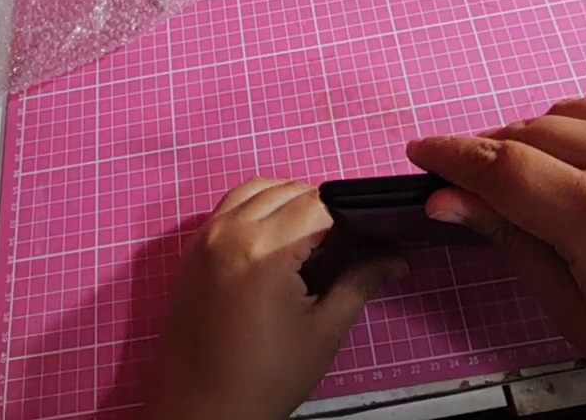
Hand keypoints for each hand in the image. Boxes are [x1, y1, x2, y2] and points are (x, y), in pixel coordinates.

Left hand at [148, 179, 406, 419]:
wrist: (200, 414)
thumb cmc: (263, 380)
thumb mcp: (322, 332)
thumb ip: (358, 283)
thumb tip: (394, 260)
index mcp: (265, 250)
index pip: (317, 204)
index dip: (345, 218)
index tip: (359, 239)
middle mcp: (231, 230)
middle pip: (287, 190)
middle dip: (317, 209)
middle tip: (334, 247)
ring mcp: (206, 235)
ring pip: (256, 189)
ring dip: (284, 201)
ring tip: (302, 242)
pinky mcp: (191, 246)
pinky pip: (228, 206)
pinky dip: (253, 208)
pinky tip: (268, 242)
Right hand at [407, 97, 585, 419]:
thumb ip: (513, 243)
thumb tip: (453, 199)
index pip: (497, 165)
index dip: (451, 156)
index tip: (426, 154)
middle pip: (530, 130)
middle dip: (502, 155)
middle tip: (497, 188)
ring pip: (572, 109)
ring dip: (551, 139)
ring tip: (567, 186)